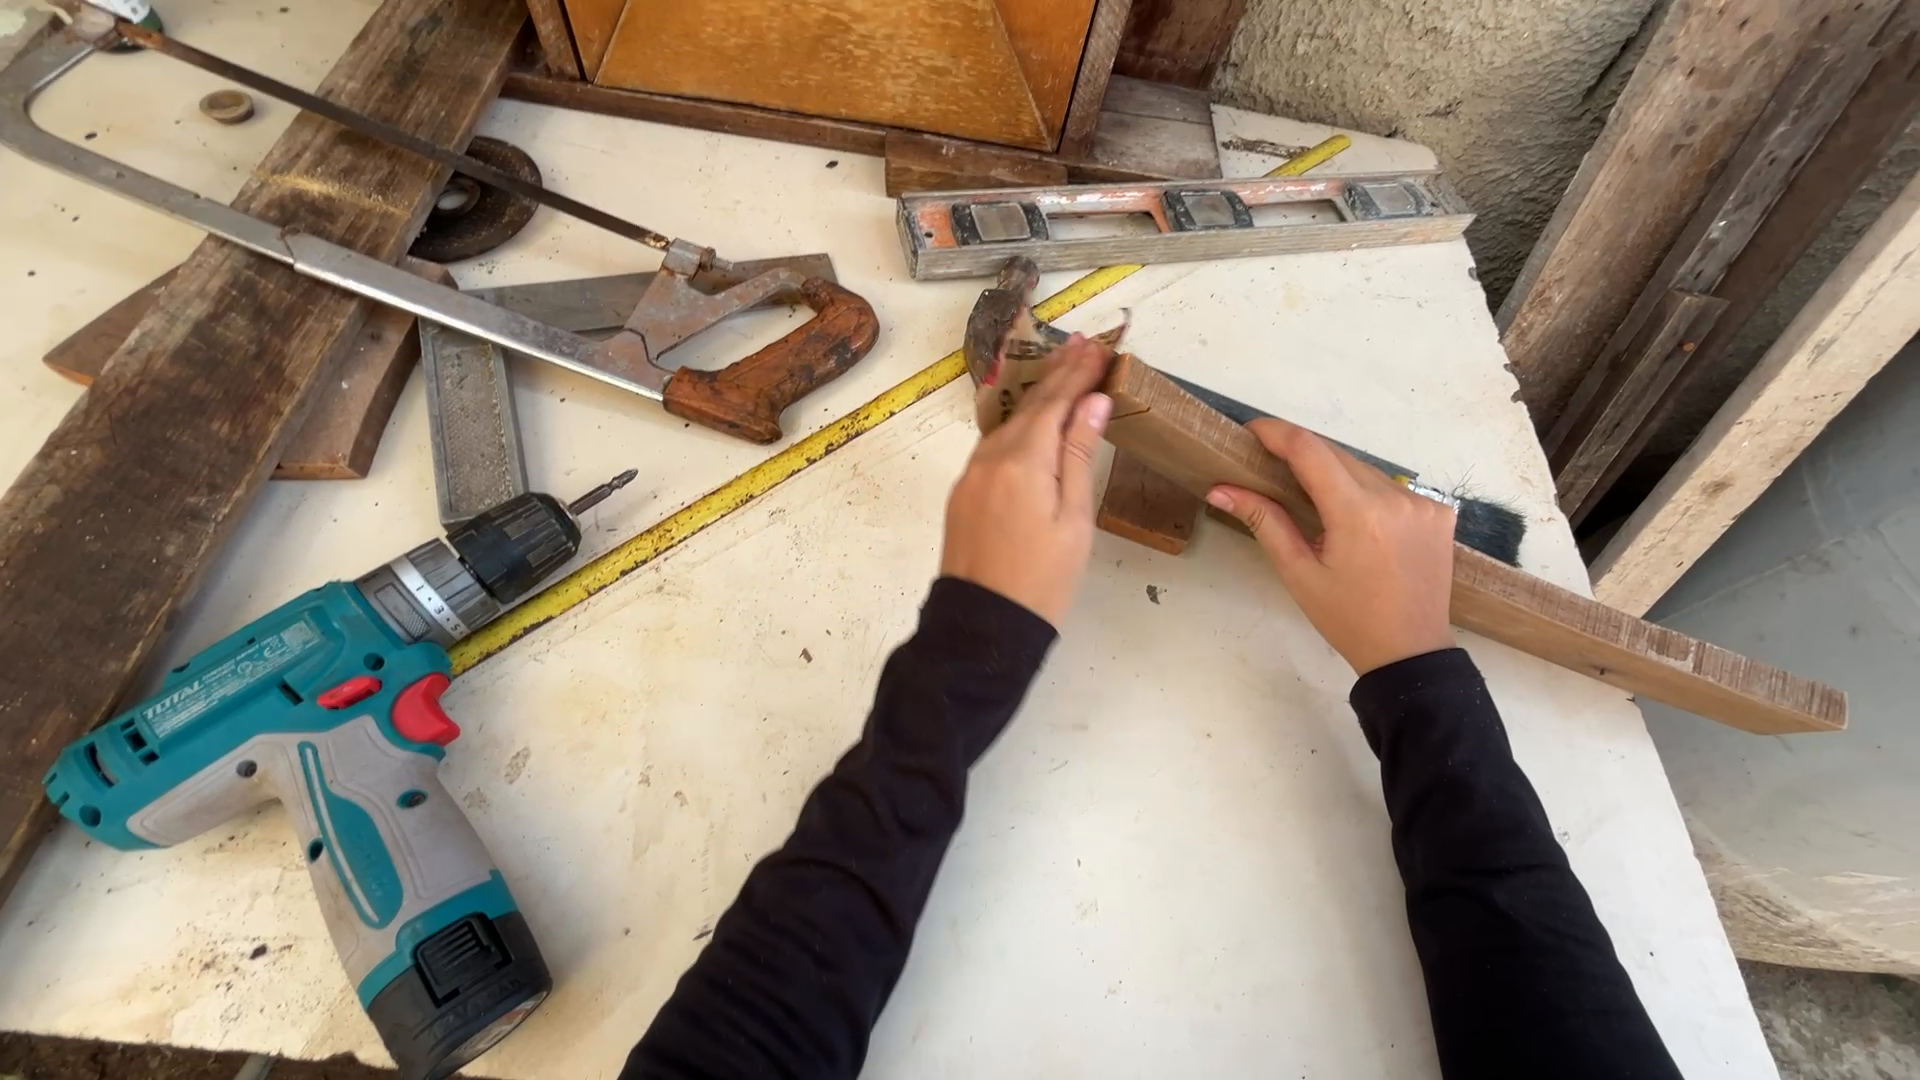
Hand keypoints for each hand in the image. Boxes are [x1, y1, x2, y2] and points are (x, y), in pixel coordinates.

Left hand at [941, 335, 1112, 626]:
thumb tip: (1093, 402)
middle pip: (1029, 406)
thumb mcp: (1073, 519)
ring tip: (1062, 370)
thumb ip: (1078, 456)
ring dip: (1036, 397)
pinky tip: (1030, 418)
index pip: (1055, 402)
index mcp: (1022, 462)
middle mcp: (989, 458)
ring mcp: (970, 475)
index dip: (1078, 373)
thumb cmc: (1043, 580)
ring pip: (1008, 424)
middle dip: (1058, 373)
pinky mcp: (962, 493)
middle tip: (1081, 343)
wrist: (983, 625)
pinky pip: (992, 445)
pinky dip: (1017, 425)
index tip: (1100, 348)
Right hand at [1206, 418, 1456, 675]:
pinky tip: (1351, 515)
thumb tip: (1220, 489)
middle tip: (1267, 464)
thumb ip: (1264, 521)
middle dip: (1301, 453)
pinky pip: (1389, 486)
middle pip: (1336, 455)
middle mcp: (1395, 497)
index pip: (1310, 450)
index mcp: (1357, 513)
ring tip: (1306, 494)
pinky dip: (1362, 490)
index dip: (1277, 432)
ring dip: (1331, 472)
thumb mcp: (1298, 571)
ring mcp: (1423, 502)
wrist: (1410, 651)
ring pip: (1364, 468)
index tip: (1250, 431)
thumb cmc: (1346, 617)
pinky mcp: (1439, 511)